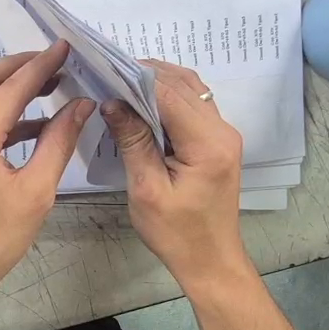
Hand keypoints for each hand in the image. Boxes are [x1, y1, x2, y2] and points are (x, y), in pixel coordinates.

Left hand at [0, 41, 94, 329]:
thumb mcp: (35, 192)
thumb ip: (59, 142)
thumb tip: (80, 104)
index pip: (12, 86)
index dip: (43, 64)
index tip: (67, 46)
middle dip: (23, 66)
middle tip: (59, 63)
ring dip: (9, 87)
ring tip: (50, 87)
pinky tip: (31, 123)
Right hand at [103, 60, 254, 292]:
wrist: (210, 260)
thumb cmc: (176, 233)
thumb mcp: (146, 190)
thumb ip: (133, 142)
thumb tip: (112, 103)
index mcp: (207, 144)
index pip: (170, 94)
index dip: (136, 79)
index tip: (105, 70)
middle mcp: (222, 131)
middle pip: (184, 85)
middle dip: (146, 74)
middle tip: (108, 72)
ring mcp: (224, 135)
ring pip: (191, 90)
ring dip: (158, 83)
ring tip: (121, 83)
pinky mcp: (217, 142)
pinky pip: (193, 106)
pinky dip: (168, 98)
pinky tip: (142, 104)